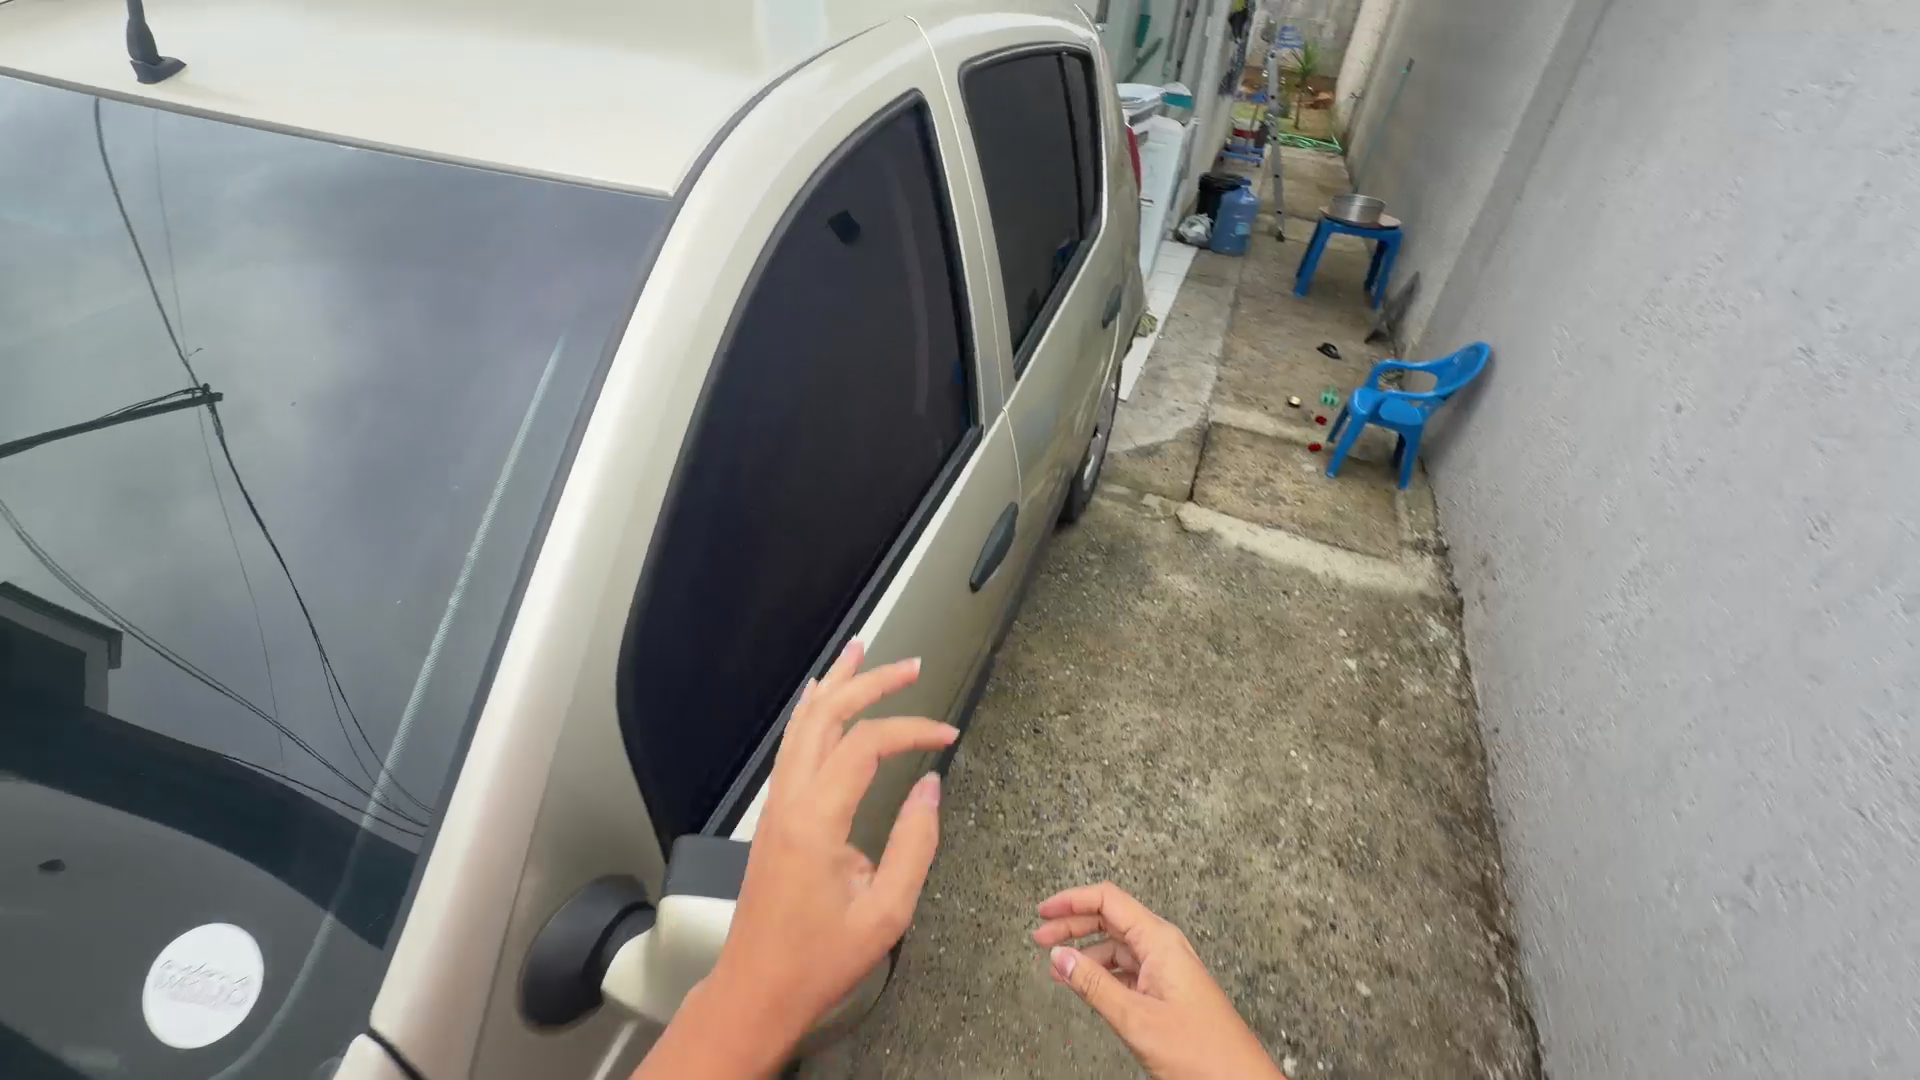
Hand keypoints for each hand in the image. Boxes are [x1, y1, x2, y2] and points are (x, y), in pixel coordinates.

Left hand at [702, 641, 955, 1051]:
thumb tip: (931, 785)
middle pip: (827, 716)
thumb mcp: (886, 913)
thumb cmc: (819, 959)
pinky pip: (791, 745)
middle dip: (871, 683)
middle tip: (911, 666)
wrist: (755, 990)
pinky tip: (820, 696)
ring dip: (835, 685)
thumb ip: (915, 843)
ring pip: (803, 724)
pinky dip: (811, 711)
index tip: (947, 735)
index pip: (866, 745)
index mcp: (817, 819)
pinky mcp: (775, 814)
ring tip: (860, 651)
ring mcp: (777, 804)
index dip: (911, 729)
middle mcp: (790, 799)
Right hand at [1033, 882, 1286, 1079]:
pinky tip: (1084, 984)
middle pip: (1109, 917)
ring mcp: (1166, 966)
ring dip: (1084, 949)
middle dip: (1072, 923)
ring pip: (1116, 943)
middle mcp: (1163, 945)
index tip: (1044, 910)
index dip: (1072, 900)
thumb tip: (1059, 957)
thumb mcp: (1137, 1019)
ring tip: (1056, 964)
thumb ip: (1094, 985)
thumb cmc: (1203, 1053)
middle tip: (1040, 936)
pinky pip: (1126, 967)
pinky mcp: (1167, 988)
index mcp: (1159, 940)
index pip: (1108, 899)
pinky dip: (1101, 971)